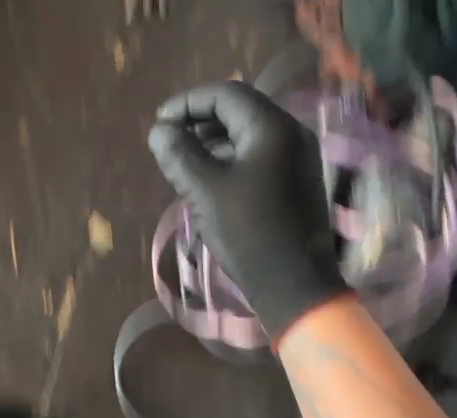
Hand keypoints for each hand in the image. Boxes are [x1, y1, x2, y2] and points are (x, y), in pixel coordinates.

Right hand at [148, 82, 348, 346]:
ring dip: (214, 143)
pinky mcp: (296, 184)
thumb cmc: (248, 232)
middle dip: (200, 122)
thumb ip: (180, 156)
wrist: (292, 282)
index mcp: (271, 127)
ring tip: (184, 163)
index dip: (187, 103)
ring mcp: (298, 159)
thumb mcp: (205, 192)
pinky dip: (231, 161)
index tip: (158, 123)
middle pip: (240, 112)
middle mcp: (291, 133)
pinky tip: (210, 183)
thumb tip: (158, 131)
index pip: (226, 95)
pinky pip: (259, 158)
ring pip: (249, 136)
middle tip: (169, 142)